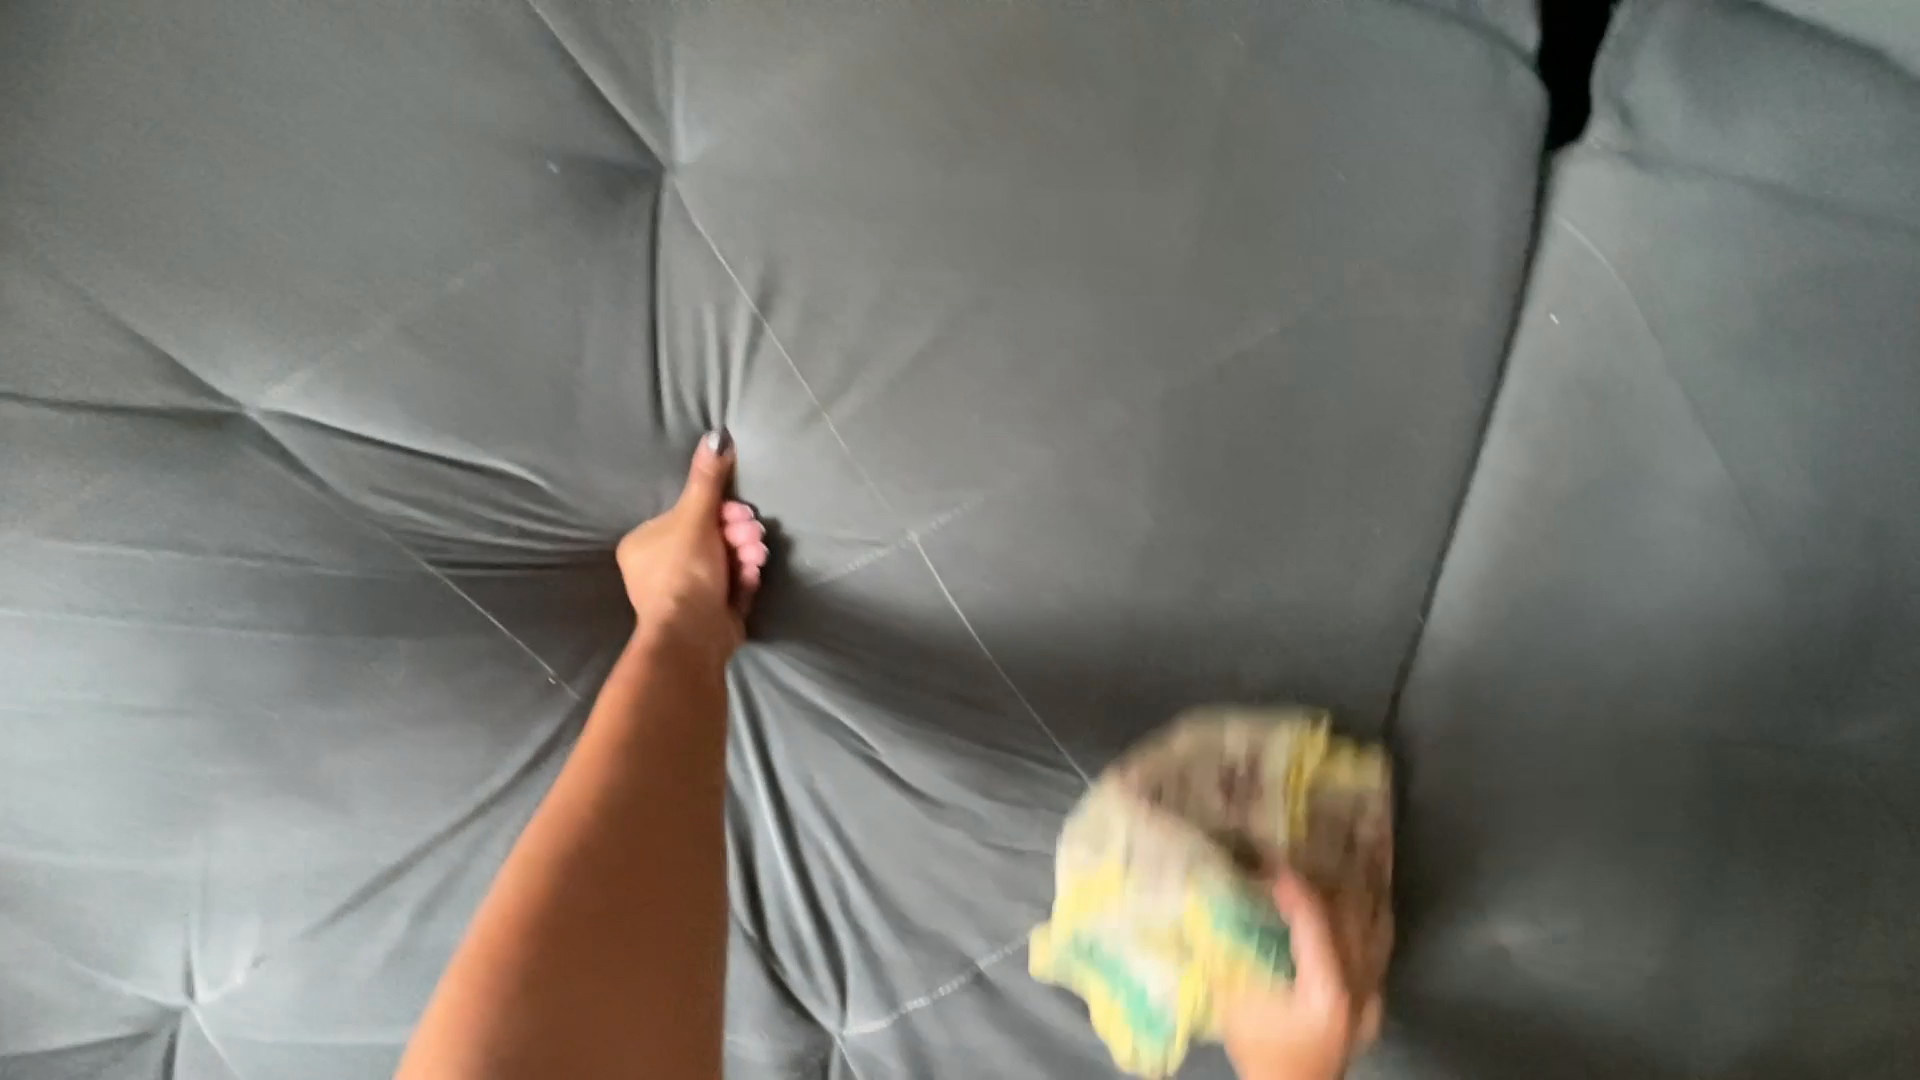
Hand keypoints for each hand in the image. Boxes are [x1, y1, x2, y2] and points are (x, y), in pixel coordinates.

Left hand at [614, 432, 767, 662]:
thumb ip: (708, 479)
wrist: (693, 635)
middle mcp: (662, 566)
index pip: (691, 515)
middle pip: (713, 536)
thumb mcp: (695, 519)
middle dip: (739, 534)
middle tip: (753, 537)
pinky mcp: (711, 610)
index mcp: (646, 543)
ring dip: (747, 554)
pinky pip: (733, 584)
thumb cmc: (684, 572)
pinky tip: (750, 579)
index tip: (740, 515)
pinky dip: (745, 578)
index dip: (722, 511)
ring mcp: (687, 591)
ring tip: (755, 560)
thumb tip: (716, 435)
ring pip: (727, 560)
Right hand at [1222, 871, 1382, 1079]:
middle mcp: (1360, 989)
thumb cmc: (1262, 1051)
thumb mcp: (1237, 1000)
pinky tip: (1358, 899)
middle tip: (1302, 852)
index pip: (1316, 920)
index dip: (1294, 885)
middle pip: (1352, 918)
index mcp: (1327, 989)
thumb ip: (1229, 949)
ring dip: (1357, 893)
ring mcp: (1373, 996)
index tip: (1271, 861)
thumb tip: (1211, 898)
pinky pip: (1378, 947)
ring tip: (1342, 858)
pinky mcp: (1374, 1002)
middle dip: (1326, 880)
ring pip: (1375, 930)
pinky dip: (1368, 917)